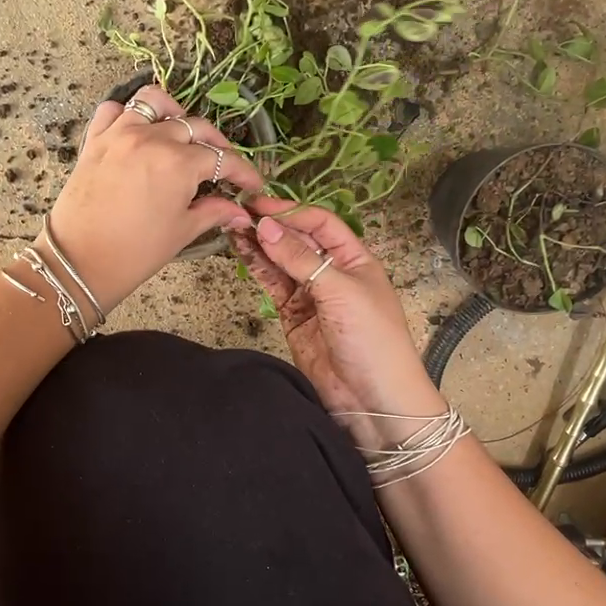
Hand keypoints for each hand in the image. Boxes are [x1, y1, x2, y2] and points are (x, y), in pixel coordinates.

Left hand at [45, 85, 263, 309]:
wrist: (78, 262)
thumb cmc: (134, 253)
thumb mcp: (181, 232)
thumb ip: (213, 212)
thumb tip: (241, 212)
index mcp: (178, 163)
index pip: (223, 158)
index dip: (243, 172)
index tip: (253, 184)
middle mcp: (151, 139)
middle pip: (195, 127)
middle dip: (216, 145)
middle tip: (223, 165)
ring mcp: (119, 134)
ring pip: (154, 102)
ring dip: (174, 114)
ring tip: (180, 133)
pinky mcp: (94, 140)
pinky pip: (113, 110)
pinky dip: (129, 114)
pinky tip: (139, 131)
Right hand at [229, 198, 446, 445]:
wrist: (373, 398)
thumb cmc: (372, 338)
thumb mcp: (340, 291)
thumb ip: (299, 259)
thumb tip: (264, 227)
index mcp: (355, 258)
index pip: (320, 223)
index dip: (290, 212)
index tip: (258, 206)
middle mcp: (332, 271)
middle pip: (298, 240)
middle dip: (271, 226)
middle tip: (238, 214)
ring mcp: (311, 294)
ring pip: (281, 261)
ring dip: (259, 244)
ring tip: (232, 227)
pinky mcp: (292, 315)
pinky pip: (273, 284)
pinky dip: (257, 267)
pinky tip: (240, 251)